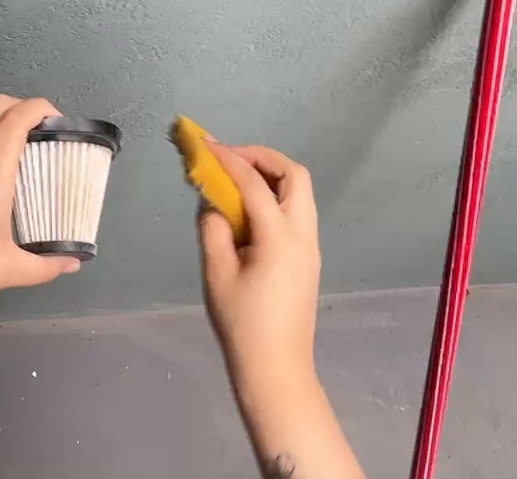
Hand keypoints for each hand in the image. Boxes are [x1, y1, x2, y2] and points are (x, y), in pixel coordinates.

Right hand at [197, 140, 321, 386]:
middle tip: (230, 159)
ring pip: (299, 191)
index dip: (228, 158)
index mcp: (280, 237)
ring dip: (270, 174)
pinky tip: (248, 207)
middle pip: (294, 174)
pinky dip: (275, 195)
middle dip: (261, 157)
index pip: (253, 182)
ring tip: (236, 179)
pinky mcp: (308, 257)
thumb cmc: (242, 325)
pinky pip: (296, 210)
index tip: (205, 144)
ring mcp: (311, 246)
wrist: (276, 371)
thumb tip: (213, 202)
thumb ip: (213, 228)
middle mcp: (303, 234)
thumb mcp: (217, 273)